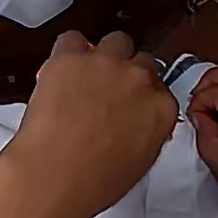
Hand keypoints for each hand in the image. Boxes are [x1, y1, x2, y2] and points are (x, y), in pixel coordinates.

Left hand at [5, 30, 177, 217]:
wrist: (56, 173)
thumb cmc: (93, 179)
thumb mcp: (139, 163)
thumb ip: (146, 134)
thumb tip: (136, 129)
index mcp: (160, 108)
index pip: (161, 89)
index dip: (145, 94)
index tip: (133, 102)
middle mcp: (139, 79)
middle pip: (142, 61)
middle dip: (128, 73)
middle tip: (111, 89)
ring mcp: (106, 64)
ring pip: (116, 41)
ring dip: (105, 54)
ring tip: (89, 73)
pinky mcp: (72, 57)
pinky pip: (73, 39)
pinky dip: (68, 50)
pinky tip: (63, 66)